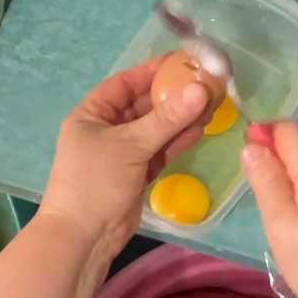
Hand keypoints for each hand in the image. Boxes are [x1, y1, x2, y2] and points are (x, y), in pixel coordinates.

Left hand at [41, 57, 207, 255]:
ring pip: (154, 129)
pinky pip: (158, 150)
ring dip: (179, 119)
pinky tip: (200, 129)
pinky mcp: (135, 174)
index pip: (124, 84)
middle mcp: (105, 130)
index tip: (184, 61)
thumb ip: (167, 119)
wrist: (85, 236)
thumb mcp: (130, 145)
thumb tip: (201, 90)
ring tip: (212, 104)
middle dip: (173, 96)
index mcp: (92, 114)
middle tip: (207, 83)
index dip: (152, 71)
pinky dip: (176, 142)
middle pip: (143, 105)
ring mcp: (121, 153)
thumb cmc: (96, 182)